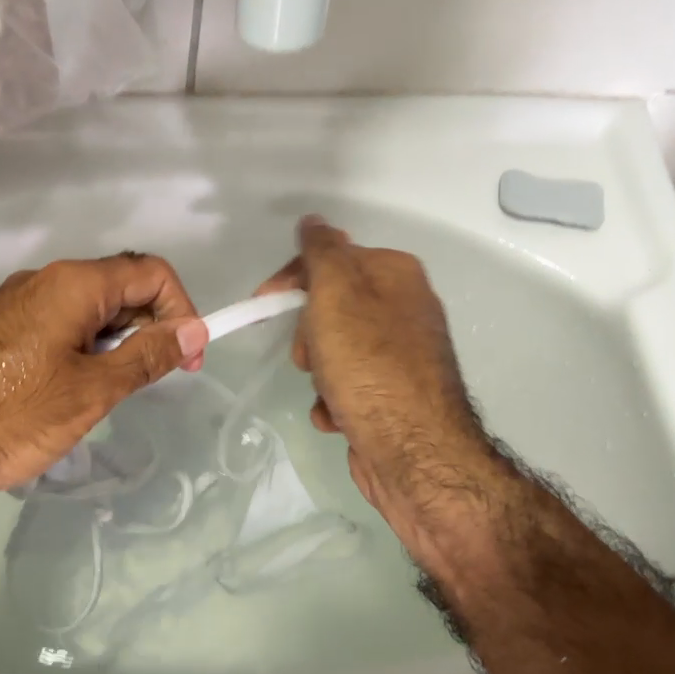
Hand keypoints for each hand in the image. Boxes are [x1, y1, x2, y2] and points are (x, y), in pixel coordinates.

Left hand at [0, 252, 208, 508]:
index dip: (181, 310)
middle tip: (154, 383)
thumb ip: (146, 357)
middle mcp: (42, 281)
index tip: (190, 361)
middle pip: (118, 288)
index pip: (149, 273)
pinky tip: (73, 393)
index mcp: (71, 284)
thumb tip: (193, 332)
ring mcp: (15, 305)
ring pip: (87, 311)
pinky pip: (57, 327)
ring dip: (115, 344)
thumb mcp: (92, 391)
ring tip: (111, 394)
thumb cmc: (13, 417)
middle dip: (149, 329)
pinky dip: (83, 351)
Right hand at [258, 216, 495, 563]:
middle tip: (310, 357)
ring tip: (328, 392)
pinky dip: (333, 402)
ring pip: (334, 352)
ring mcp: (399, 357)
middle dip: (308, 336)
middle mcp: (404, 310)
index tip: (262, 303)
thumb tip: (314, 222)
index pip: (333, 258)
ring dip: (318, 375)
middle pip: (330, 308)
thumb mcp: (337, 296)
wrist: (412, 451)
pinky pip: (346, 388)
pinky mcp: (391, 396)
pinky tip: (338, 417)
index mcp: (396, 276)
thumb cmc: (370, 368)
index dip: (293, 279)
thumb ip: (322, 253)